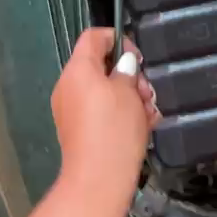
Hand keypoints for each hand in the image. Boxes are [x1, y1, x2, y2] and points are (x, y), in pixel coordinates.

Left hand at [51, 29, 159, 185]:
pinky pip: (99, 110)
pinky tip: (142, 126)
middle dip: (128, 76)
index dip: (118, 39)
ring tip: (148, 113)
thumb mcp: (129, 92)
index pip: (93, 37)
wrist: (98, 180)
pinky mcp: (77, 130)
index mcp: (78, 70)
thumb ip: (127, 71)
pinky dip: (119, 112)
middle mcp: (68, 86)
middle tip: (146, 93)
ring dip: (128, 96)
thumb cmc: (115, 129)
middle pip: (100, 65)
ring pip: (103, 90)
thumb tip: (124, 64)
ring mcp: (70, 109)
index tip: (138, 59)